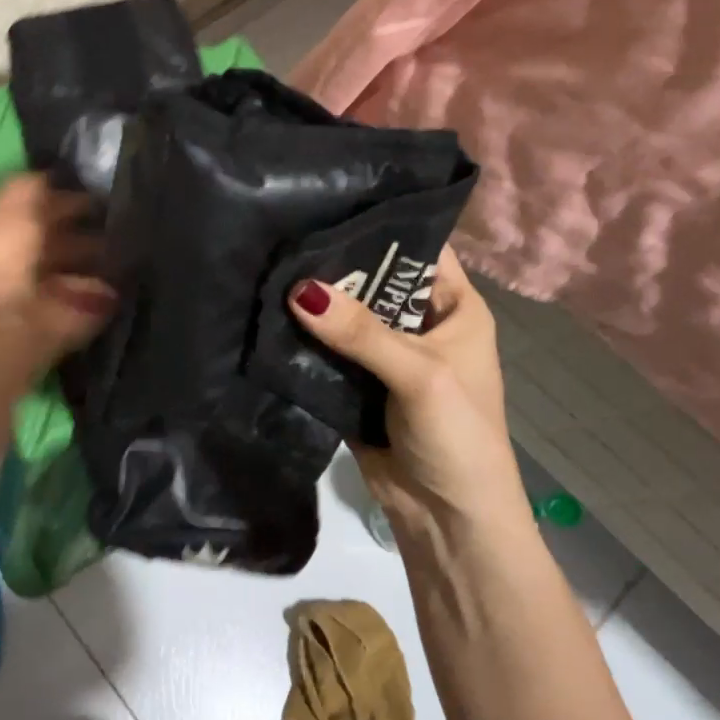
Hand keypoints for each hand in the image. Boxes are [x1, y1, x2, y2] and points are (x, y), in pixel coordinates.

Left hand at [0, 175, 114, 491]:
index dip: (44, 184)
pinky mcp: (12, 335)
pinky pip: (47, 293)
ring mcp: (0, 308)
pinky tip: (105, 296)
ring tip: (127, 251)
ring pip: (40, 261)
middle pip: (29, 229)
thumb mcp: (11, 355)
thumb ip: (56, 319)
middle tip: (127, 214)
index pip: (10, 206)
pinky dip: (74, 285)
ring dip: (76, 250)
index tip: (95, 176)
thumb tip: (108, 291)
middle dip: (71, 214)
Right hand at [287, 246, 528, 532]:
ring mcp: (381, 354)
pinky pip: (321, 349)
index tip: (328, 198)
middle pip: (371, 279)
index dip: (381, 223)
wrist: (447, 520)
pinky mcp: (351, 383)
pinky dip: (298, 337)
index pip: (418, 248)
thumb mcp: (420, 376)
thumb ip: (362, 332)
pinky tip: (262, 313)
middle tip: (279, 230)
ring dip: (309, 300)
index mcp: (454, 309)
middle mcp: (417, 323)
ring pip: (341, 314)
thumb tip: (298, 288)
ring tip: (261, 265)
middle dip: (331, 262)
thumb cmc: (458, 438)